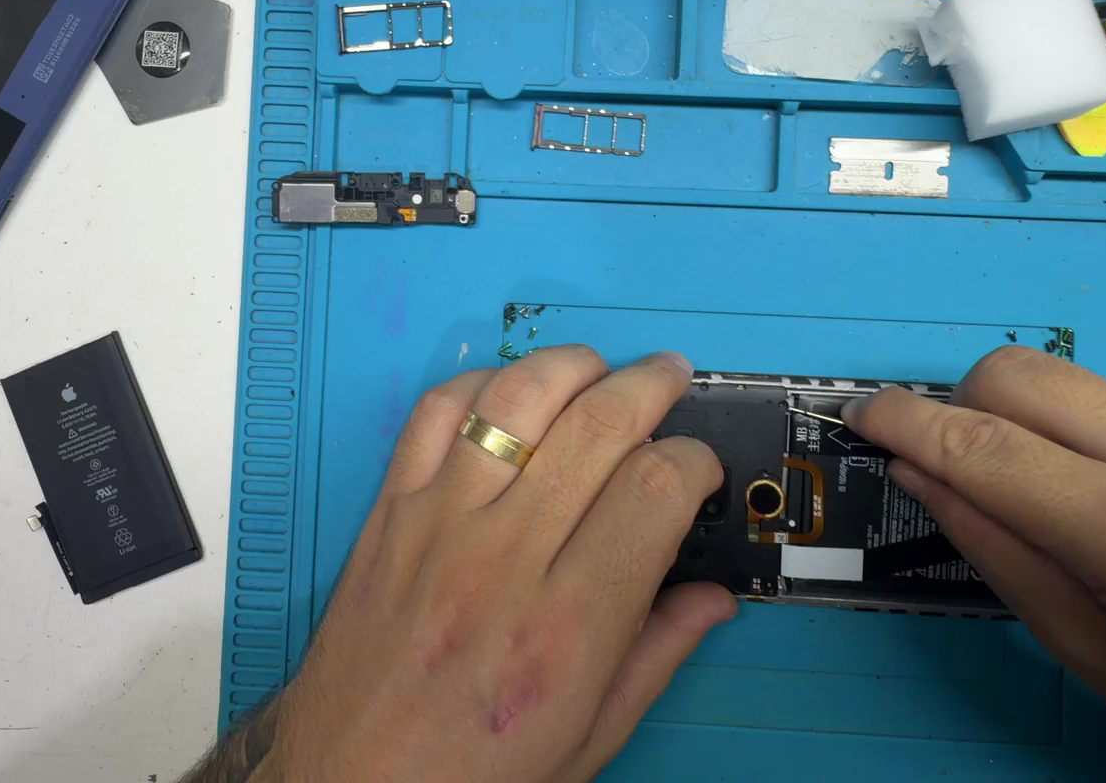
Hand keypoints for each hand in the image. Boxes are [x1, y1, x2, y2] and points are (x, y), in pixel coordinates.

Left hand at [204, 347, 733, 782]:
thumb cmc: (474, 774)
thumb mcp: (590, 737)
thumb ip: (659, 655)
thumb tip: (714, 598)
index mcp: (569, 627)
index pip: (655, 491)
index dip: (694, 461)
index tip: (696, 467)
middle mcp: (505, 558)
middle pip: (598, 424)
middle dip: (651, 384)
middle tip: (669, 377)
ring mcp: (440, 521)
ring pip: (517, 397)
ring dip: (572, 364)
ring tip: (600, 368)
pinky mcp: (392, 506)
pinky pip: (436, 410)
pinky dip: (483, 382)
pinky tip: (512, 392)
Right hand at [848, 347, 1105, 782]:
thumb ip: (1001, 557)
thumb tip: (923, 476)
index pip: (982, 447)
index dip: (903, 422)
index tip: (863, 413)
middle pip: (1017, 373)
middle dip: (961, 406)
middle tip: (965, 465)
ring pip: (1079, 388)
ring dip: (1046, 433)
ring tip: (1095, 511)